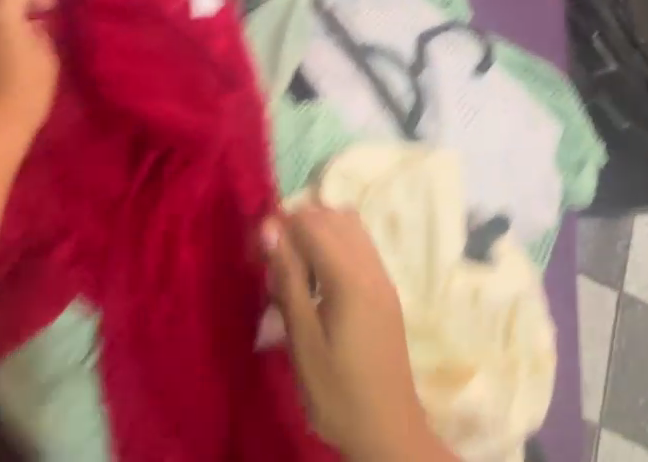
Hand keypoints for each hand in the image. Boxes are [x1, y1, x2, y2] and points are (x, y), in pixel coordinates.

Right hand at [262, 206, 449, 461]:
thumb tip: (268, 227)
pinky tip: (319, 280)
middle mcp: (372, 268)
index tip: (259, 250)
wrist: (388, 432)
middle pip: (334, 216)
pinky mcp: (386, 291)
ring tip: (296, 268)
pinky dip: (336, 246)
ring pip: (350, 227)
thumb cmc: (337, 391)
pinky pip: (360, 246)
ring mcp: (383, 278)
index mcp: (350, 278)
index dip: (282, 224)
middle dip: (300, 223)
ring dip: (319, 232)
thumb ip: (288, 278)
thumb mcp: (302, 339)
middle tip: (275, 259)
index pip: (312, 222)